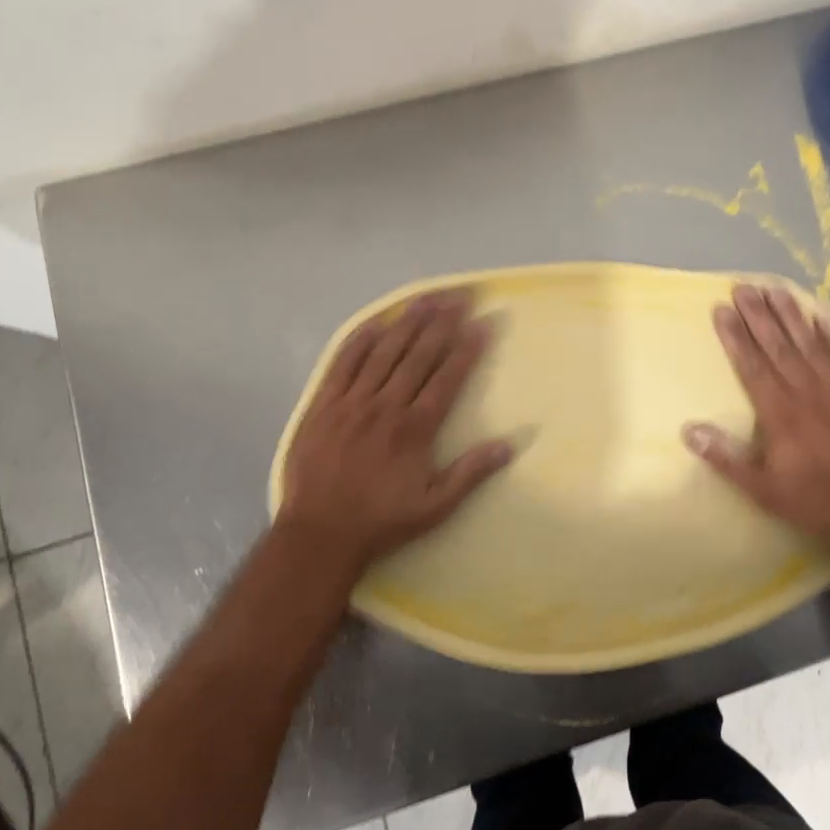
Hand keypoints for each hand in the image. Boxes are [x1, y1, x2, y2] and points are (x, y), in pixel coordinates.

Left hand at [276, 288, 511, 571]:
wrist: (320, 533)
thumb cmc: (382, 521)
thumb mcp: (435, 507)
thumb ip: (471, 473)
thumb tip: (510, 444)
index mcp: (416, 429)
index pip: (447, 377)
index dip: (467, 348)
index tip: (483, 324)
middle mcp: (386, 406)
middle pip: (419, 355)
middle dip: (443, 323)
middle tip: (461, 297)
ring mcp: (352, 402)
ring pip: (384, 352)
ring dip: (407, 323)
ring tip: (427, 299)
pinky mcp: (324, 404)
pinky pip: (343, 363)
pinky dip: (360, 340)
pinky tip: (377, 321)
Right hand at [682, 284, 829, 549]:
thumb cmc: (813, 500)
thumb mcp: (762, 489)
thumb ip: (726, 458)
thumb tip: (689, 430)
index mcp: (780, 414)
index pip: (751, 366)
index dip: (735, 336)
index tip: (721, 310)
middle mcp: (806, 392)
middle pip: (778, 346)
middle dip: (759, 314)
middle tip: (743, 286)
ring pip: (810, 343)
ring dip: (792, 314)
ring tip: (775, 288)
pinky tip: (823, 314)